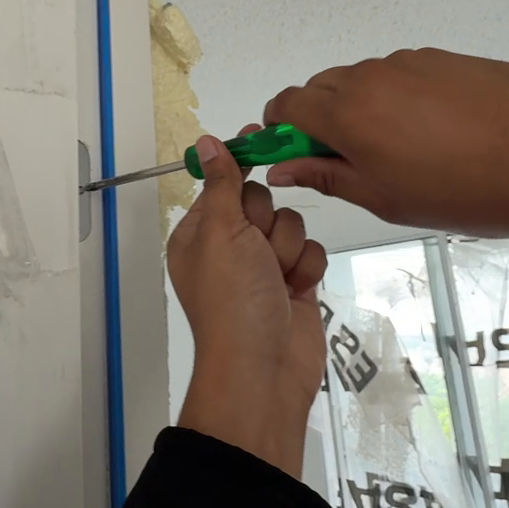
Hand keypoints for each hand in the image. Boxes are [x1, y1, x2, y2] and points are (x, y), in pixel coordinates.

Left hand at [168, 129, 326, 477]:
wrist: (264, 369)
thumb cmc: (232, 297)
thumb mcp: (220, 233)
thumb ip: (221, 184)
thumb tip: (206, 141)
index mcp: (198, 234)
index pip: (222, 184)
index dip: (240, 166)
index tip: (261, 138)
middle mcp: (228, 246)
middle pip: (261, 201)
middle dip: (266, 222)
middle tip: (257, 247)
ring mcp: (262, 266)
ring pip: (290, 224)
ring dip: (287, 248)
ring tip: (277, 277)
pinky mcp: (293, 282)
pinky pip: (310, 252)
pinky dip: (306, 268)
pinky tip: (297, 289)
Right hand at [262, 49, 508, 274]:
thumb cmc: (465, 192)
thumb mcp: (386, 198)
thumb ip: (325, 175)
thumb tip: (282, 166)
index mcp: (347, 113)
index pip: (284, 105)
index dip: (279, 129)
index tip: (296, 155)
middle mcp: (370, 77)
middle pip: (318, 88)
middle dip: (319, 119)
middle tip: (353, 159)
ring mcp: (410, 62)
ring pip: (361, 81)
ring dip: (361, 108)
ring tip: (406, 148)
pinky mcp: (445, 57)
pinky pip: (401, 74)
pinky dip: (399, 97)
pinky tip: (439, 129)